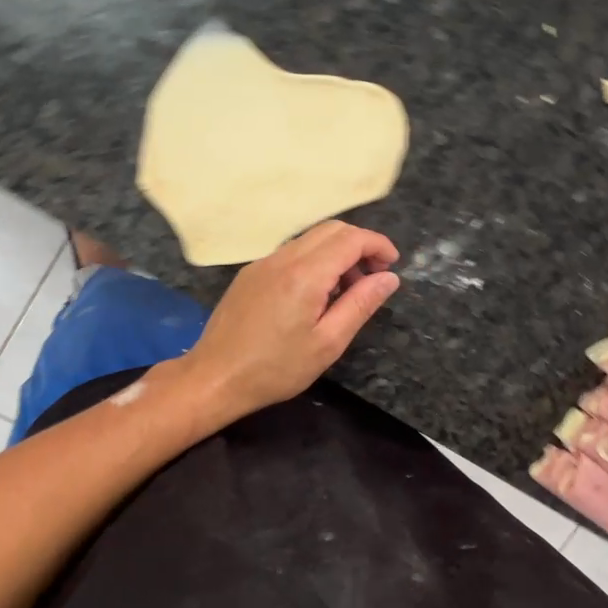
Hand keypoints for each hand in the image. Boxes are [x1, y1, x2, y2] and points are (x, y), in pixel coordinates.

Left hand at [180, 221, 401, 419]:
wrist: (214, 377)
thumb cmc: (275, 369)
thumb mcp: (327, 343)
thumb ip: (360, 305)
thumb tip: (388, 278)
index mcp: (304, 274)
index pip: (351, 238)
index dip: (378, 245)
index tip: (393, 266)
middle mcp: (282, 258)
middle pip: (331, 230)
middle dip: (360, 245)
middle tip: (374, 278)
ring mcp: (262, 263)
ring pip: (310, 239)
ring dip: (336, 254)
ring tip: (347, 292)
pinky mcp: (250, 274)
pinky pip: (290, 254)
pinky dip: (314, 262)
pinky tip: (315, 297)